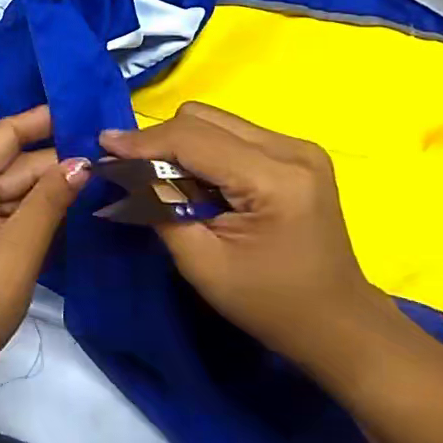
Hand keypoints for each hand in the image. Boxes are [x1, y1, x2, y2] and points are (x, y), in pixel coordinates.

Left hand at [0, 106, 87, 442]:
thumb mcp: (16, 250)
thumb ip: (49, 200)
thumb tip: (84, 159)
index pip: (5, 134)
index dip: (45, 120)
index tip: (87, 107)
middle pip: (16, 161)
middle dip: (59, 156)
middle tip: (112, 148)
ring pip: (19, 187)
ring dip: (56, 183)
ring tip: (108, 169)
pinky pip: (16, 211)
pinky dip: (44, 209)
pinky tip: (82, 201)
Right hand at [100, 101, 389, 368]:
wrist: (339, 324)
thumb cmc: (270, 305)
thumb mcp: (202, 264)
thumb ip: (160, 209)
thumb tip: (124, 171)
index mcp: (275, 179)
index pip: (192, 139)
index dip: (143, 141)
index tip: (103, 147)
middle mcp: (291, 150)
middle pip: (201, 118)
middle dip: (160, 142)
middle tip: (132, 171)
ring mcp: (298, 147)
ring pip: (214, 120)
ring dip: (180, 144)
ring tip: (165, 180)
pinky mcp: (295, 152)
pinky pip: (230, 132)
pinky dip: (203, 150)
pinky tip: (198, 181)